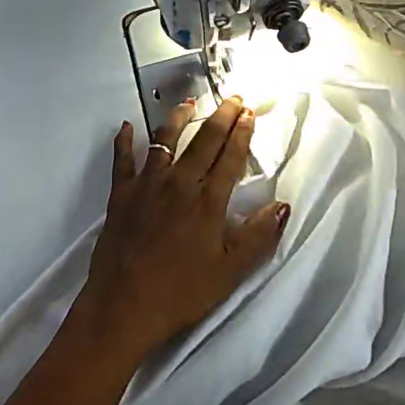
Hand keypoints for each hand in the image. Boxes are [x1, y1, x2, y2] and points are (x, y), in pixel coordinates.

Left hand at [76, 97, 288, 358]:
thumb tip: (283, 205)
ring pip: (164, 140)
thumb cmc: (181, 293)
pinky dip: (124, 141)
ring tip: (189, 102)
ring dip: (178, 118)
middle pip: (203, 141)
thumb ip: (257, 237)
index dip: (241, 133)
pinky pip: (123, 159)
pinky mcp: (121, 193)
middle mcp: (178, 183)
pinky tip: (126, 126)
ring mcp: (147, 185)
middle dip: (221, 116)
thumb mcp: (229, 273)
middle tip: (233, 98)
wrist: (124, 306)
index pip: (229, 158)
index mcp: (207, 202)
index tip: (249, 113)